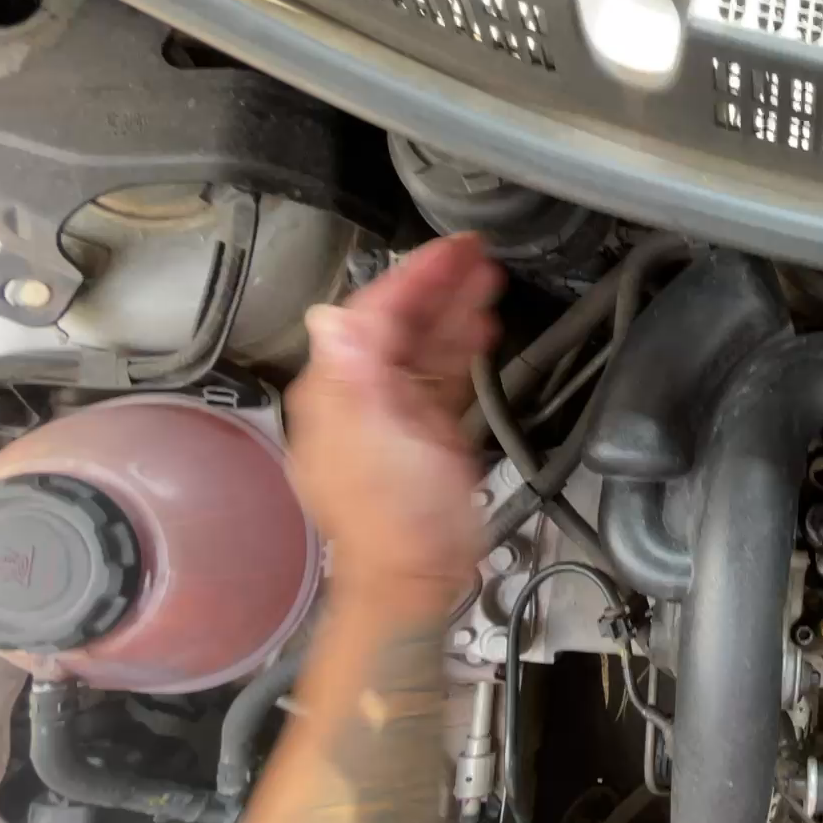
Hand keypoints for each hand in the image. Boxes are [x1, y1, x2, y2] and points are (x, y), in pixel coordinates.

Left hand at [287, 234, 499, 606]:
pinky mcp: (427, 432)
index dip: (416, 277)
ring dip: (456, 313)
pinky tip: (480, 334)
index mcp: (344, 391)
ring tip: (488, 284)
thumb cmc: (397, 519)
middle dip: (440, 287)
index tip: (453, 251)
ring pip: (426, 347)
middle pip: (403, 325)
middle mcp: (366, 394)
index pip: (376, 315)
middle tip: (478, 257)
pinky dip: (462, 352)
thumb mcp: (376, 445)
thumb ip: (358, 379)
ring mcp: (398, 413)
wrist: (418, 572)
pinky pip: (444, 378)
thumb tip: (334, 319)